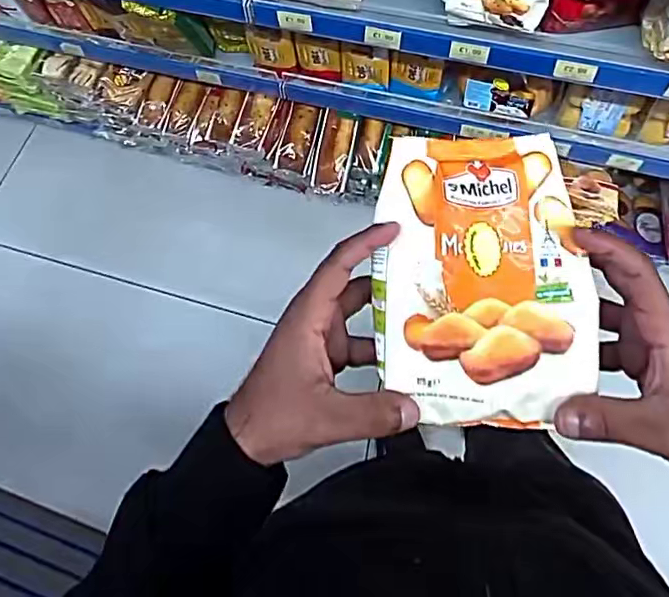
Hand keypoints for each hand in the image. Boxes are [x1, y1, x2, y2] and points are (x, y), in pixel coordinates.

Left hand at [225, 222, 419, 465]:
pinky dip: (379, 349)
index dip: (365, 243)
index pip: (339, 265)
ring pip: (358, 316)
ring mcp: (318, 337)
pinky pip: (357, 342)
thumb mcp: (327, 415)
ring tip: (420, 319)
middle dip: (385, 275)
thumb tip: (411, 406)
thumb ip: (374, 413)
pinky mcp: (323, 357)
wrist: (248, 438)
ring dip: (385, 317)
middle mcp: (313, 319)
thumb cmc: (269, 413)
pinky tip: (402, 364)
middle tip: (416, 268)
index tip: (390, 230)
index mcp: (308, 316)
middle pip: (354, 286)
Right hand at [554, 229, 668, 492]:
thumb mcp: (660, 427)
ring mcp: (647, 345)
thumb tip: (561, 412)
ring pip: (605, 312)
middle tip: (547, 252)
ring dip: (576, 306)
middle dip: (582, 262)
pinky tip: (559, 356)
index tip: (573, 235)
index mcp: (665, 328)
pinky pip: (603, 342)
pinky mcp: (641, 364)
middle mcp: (654, 328)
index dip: (605, 247)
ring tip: (541, 303)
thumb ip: (606, 419)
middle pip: (616, 280)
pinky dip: (581, 344)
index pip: (636, 271)